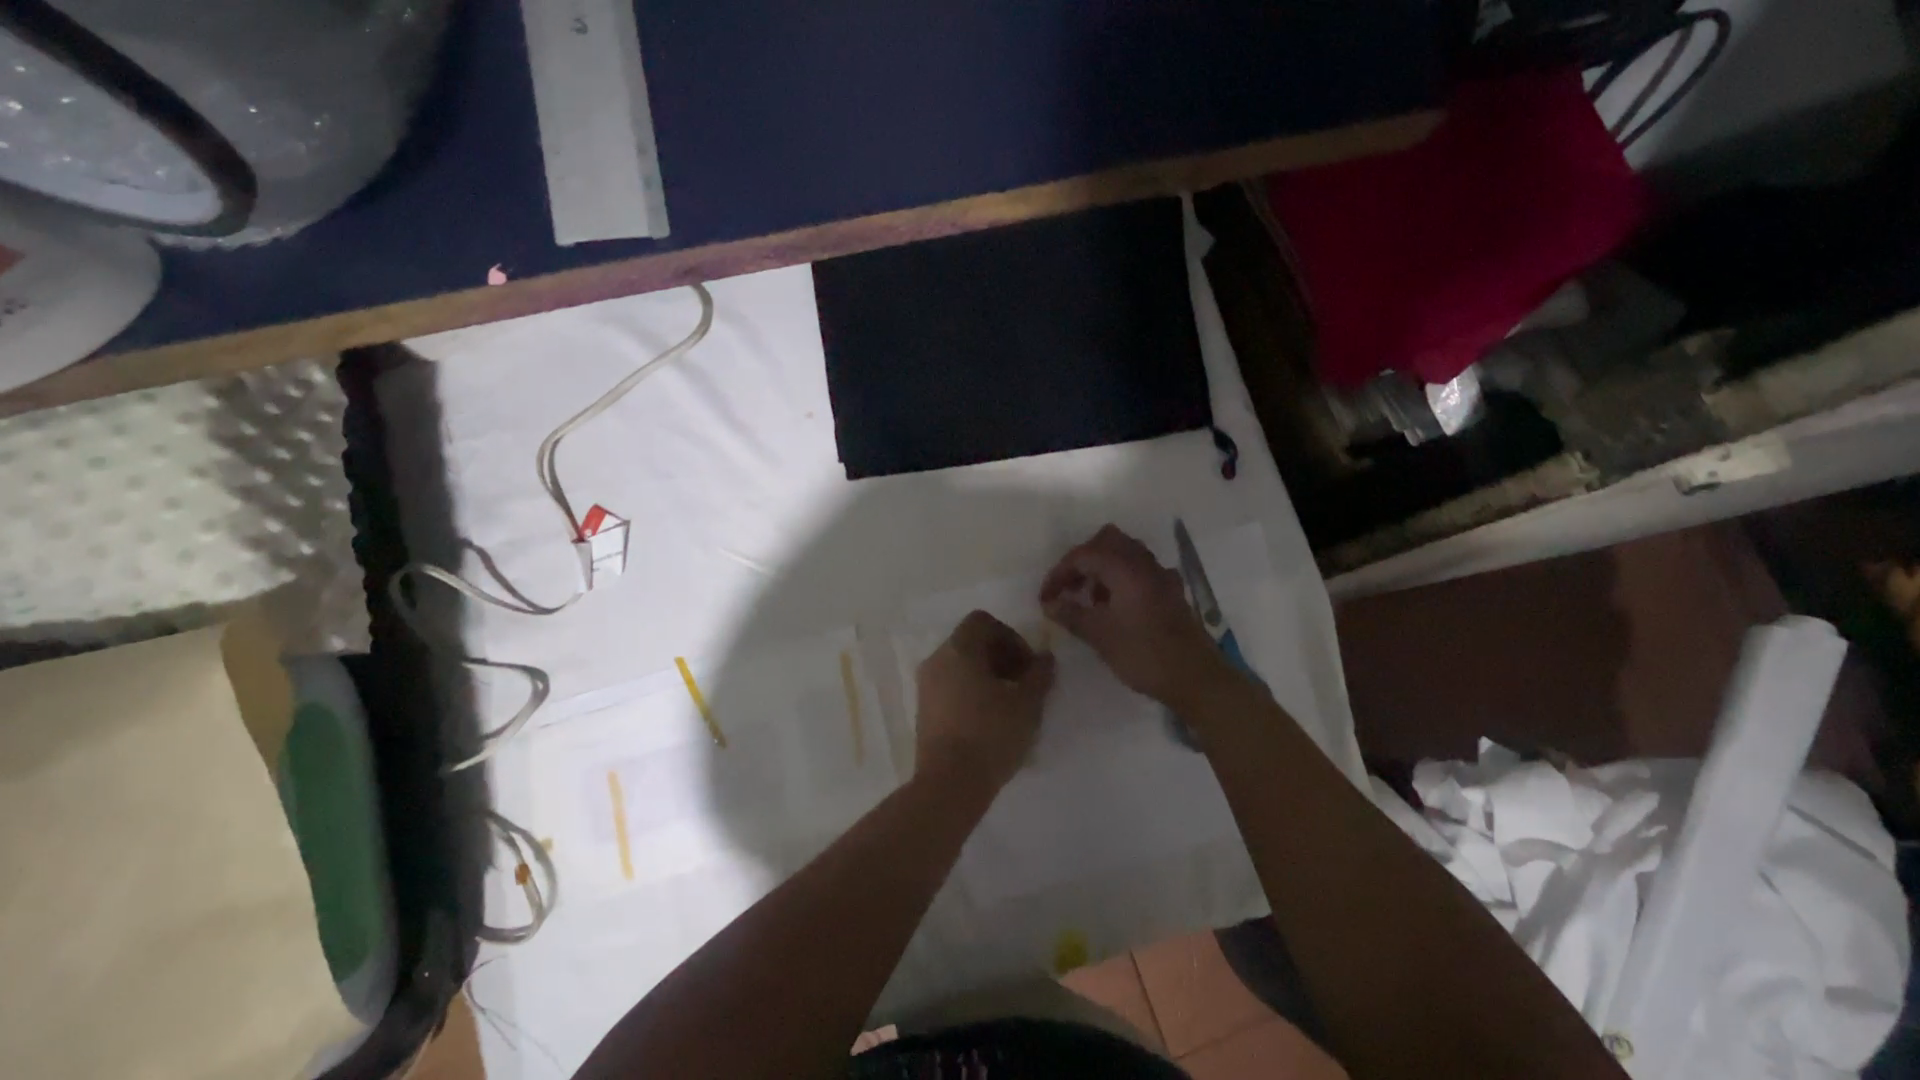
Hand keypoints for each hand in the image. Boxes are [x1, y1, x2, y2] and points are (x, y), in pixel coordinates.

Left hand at [914, 611, 1055, 792]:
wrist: (949, 784)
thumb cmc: (991, 734)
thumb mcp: (1027, 704)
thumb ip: (1039, 674)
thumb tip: (1045, 658)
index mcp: (958, 649)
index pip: (983, 622)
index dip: (1011, 637)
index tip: (1028, 666)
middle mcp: (936, 660)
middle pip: (970, 643)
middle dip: (1001, 657)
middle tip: (1024, 685)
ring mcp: (925, 687)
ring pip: (960, 667)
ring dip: (987, 677)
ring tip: (1010, 705)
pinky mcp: (923, 711)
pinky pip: (950, 688)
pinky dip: (971, 693)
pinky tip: (990, 721)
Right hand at [1039, 524, 1230, 705]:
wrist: (1195, 677)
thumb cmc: (1143, 654)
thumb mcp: (1099, 635)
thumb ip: (1071, 614)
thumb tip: (1050, 604)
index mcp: (1125, 569)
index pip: (1084, 555)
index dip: (1060, 573)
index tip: (1046, 597)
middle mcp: (1145, 564)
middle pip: (1108, 541)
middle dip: (1083, 560)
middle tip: (1069, 588)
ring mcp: (1162, 576)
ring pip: (1127, 554)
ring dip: (1103, 568)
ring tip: (1089, 599)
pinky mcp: (1172, 592)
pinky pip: (1142, 571)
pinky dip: (1123, 579)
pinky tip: (1116, 607)